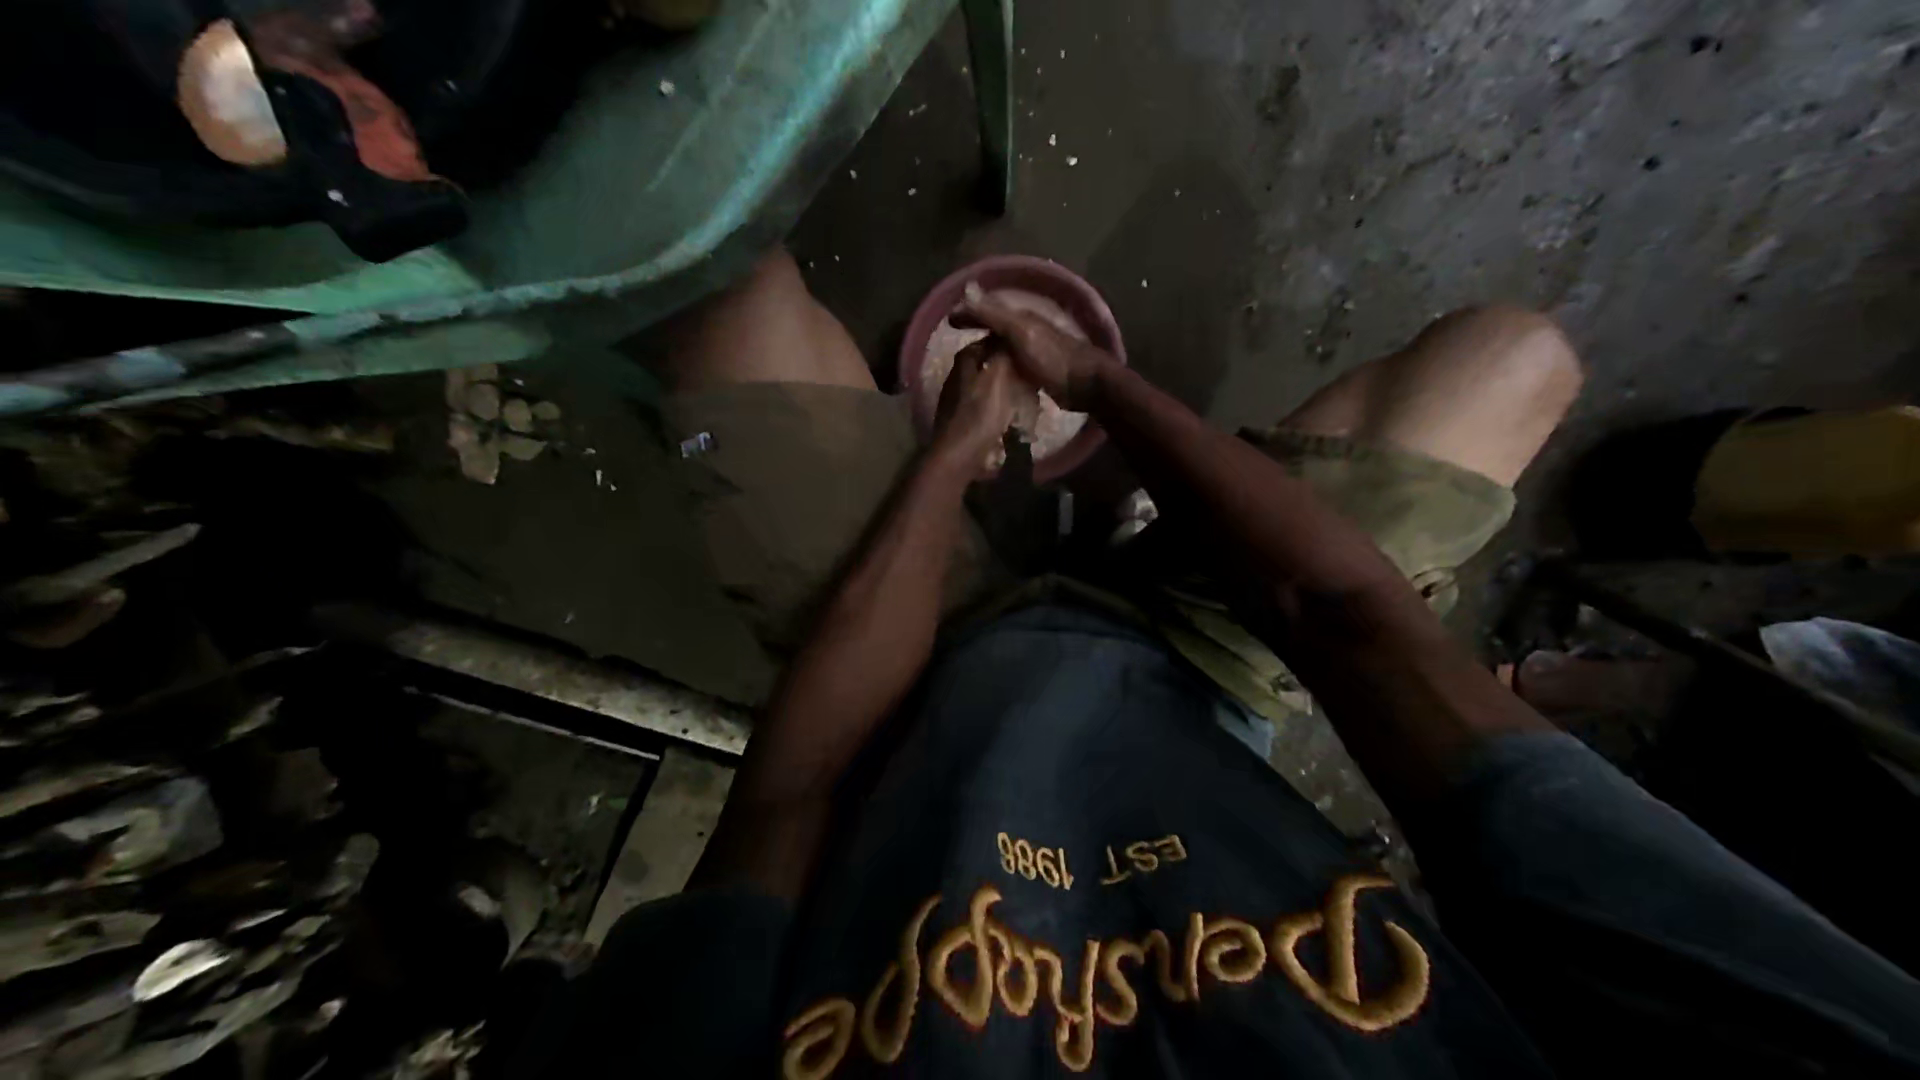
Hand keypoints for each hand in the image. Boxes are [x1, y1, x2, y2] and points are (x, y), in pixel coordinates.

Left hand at [930, 341, 1017, 478]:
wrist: (957, 456)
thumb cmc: (980, 415)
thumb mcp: (998, 379)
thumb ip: (1003, 356)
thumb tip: (1007, 338)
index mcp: (963, 365)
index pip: (980, 344)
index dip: (999, 343)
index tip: (1018, 349)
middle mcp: (953, 380)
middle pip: (978, 366)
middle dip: (998, 367)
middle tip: (1022, 373)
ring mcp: (952, 404)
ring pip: (977, 388)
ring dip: (995, 389)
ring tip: (1018, 395)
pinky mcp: (956, 424)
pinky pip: (977, 409)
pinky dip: (990, 409)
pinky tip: (1003, 417)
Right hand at [955, 282, 1115, 410]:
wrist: (1087, 385)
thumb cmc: (1053, 359)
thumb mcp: (1020, 333)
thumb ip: (995, 314)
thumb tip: (967, 292)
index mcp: (1022, 318)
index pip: (989, 309)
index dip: (969, 313)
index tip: (948, 321)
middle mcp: (1028, 330)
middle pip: (997, 325)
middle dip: (977, 328)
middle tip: (957, 340)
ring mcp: (1035, 351)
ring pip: (1005, 344)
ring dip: (988, 347)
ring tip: (970, 358)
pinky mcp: (1040, 372)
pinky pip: (1013, 363)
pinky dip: (1000, 364)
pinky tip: (993, 374)